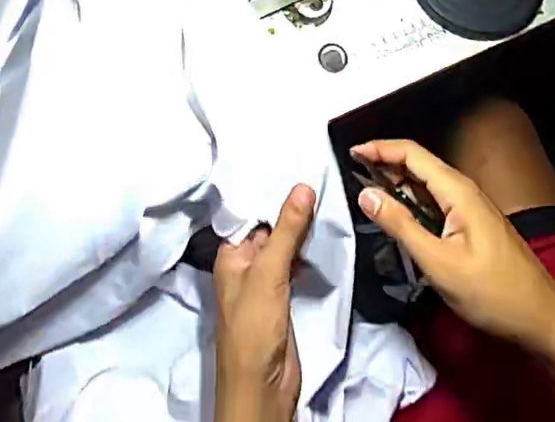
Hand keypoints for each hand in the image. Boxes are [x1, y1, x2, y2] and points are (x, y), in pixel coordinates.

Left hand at [214, 184, 315, 421]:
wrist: (263, 389)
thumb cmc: (253, 327)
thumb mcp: (270, 272)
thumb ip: (287, 229)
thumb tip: (303, 185)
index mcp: (230, 254)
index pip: (250, 212)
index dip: (271, 191)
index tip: (296, 165)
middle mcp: (245, 263)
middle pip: (270, 226)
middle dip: (290, 208)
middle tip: (318, 178)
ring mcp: (265, 281)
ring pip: (284, 244)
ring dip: (301, 229)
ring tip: (323, 199)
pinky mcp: (283, 295)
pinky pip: (295, 262)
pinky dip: (306, 250)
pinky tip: (322, 236)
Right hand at [352, 140, 554, 354]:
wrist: (541, 318)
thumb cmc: (493, 292)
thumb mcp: (439, 263)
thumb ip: (401, 225)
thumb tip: (367, 194)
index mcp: (457, 190)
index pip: (412, 153)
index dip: (380, 148)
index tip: (353, 152)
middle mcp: (463, 189)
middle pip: (418, 163)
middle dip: (384, 160)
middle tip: (353, 168)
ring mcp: (468, 205)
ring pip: (425, 182)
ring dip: (396, 180)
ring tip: (367, 184)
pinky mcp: (470, 222)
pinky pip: (434, 200)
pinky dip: (410, 199)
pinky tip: (397, 210)